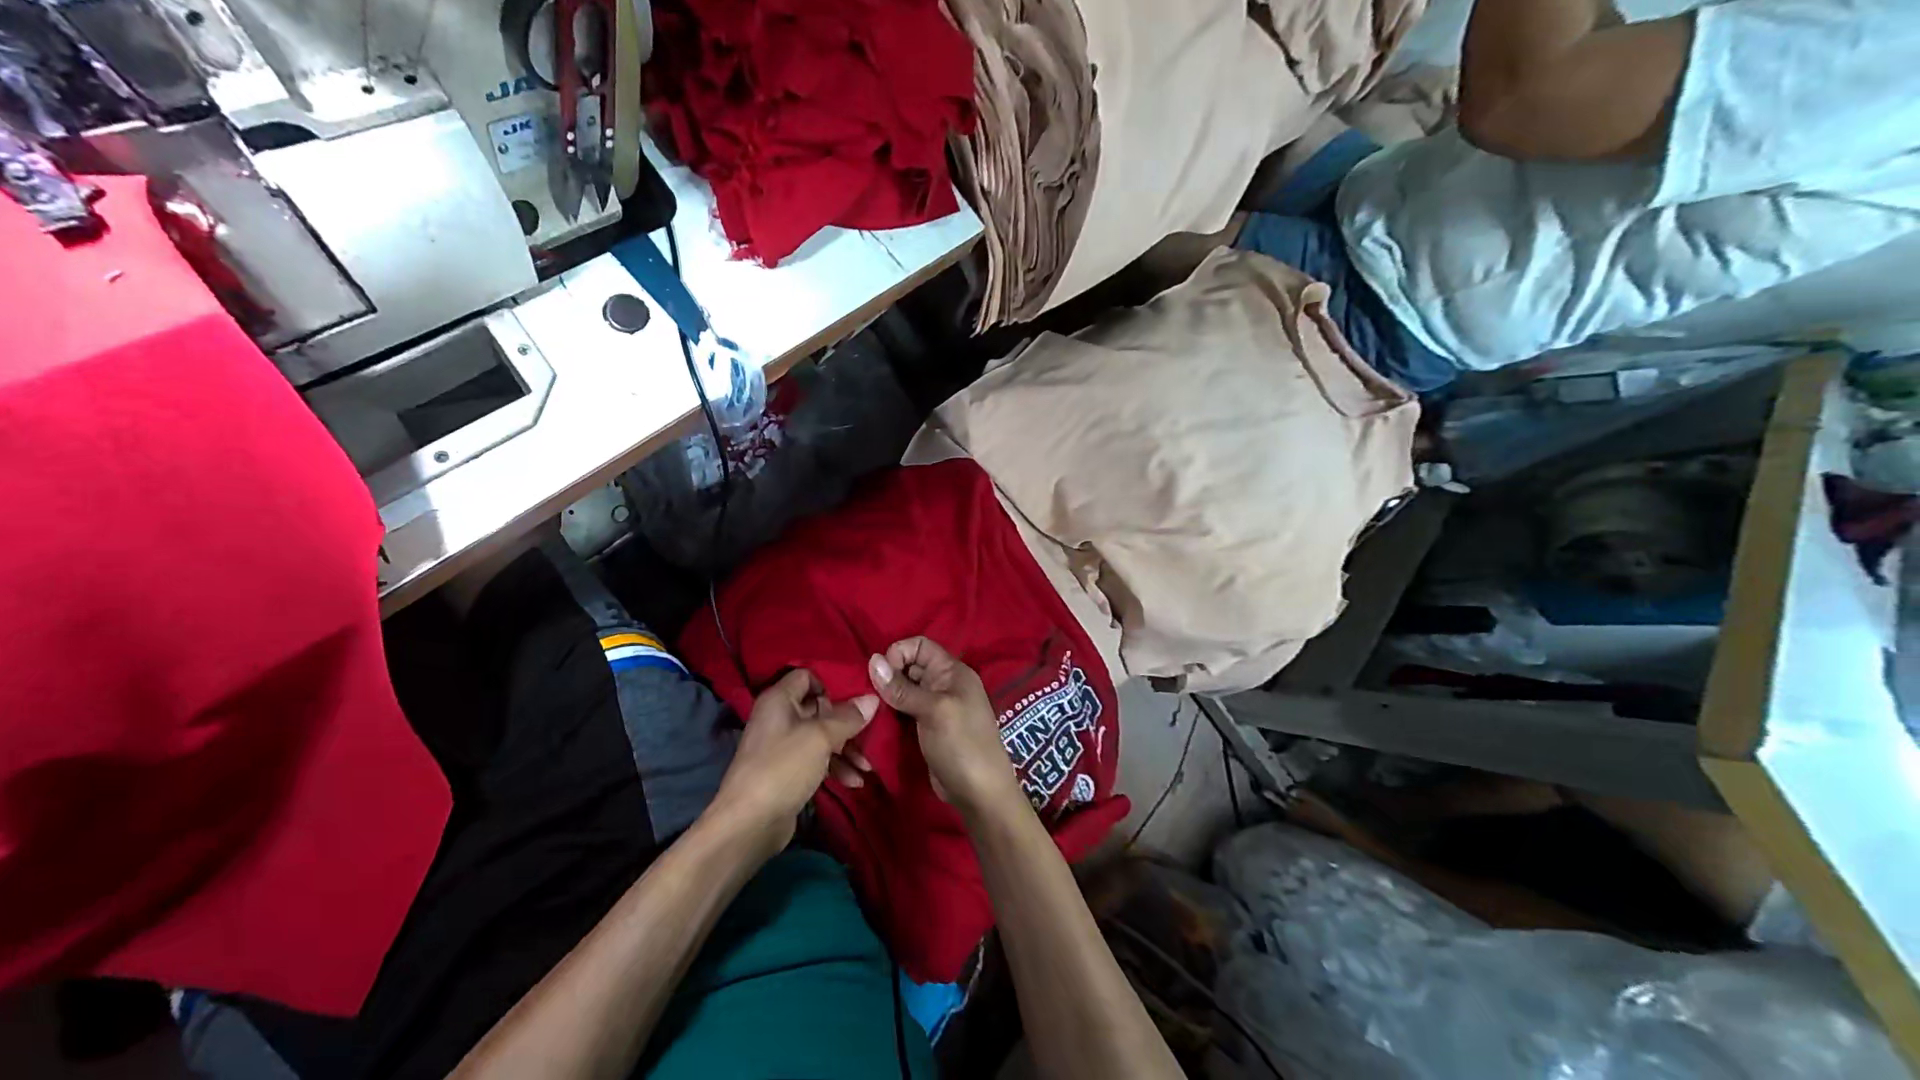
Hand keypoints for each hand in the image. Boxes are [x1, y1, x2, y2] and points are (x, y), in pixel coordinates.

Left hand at [710, 668, 876, 856]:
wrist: (750, 823)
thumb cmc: (783, 767)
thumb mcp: (821, 737)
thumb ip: (848, 716)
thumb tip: (872, 698)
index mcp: (779, 699)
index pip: (808, 675)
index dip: (833, 683)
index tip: (859, 695)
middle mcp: (780, 717)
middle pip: (820, 708)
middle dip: (848, 721)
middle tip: (873, 731)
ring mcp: (784, 746)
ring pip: (822, 736)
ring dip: (846, 748)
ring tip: (868, 765)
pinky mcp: (789, 771)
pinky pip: (818, 759)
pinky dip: (836, 767)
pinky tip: (855, 781)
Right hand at [867, 637, 1026, 820]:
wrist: (979, 793)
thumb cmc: (962, 744)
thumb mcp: (934, 711)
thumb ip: (903, 688)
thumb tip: (872, 661)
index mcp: (952, 671)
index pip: (920, 645)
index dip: (898, 653)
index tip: (879, 675)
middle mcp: (943, 684)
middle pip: (909, 666)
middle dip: (887, 675)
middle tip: (867, 695)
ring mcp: (934, 707)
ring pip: (903, 690)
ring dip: (885, 697)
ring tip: (868, 709)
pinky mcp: (925, 728)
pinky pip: (903, 711)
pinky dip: (889, 714)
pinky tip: (874, 722)